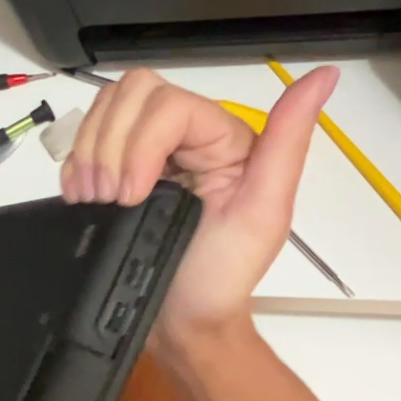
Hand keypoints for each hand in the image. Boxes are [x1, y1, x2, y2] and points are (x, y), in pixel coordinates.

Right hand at [60, 67, 338, 335]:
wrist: (181, 324)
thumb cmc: (222, 278)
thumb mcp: (264, 213)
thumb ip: (289, 142)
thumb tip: (325, 76)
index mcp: (223, 137)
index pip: (168, 104)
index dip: (141, 143)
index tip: (131, 197)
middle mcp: (186, 135)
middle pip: (132, 94)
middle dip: (111, 145)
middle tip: (111, 198)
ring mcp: (146, 152)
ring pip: (104, 110)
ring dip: (90, 154)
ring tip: (96, 200)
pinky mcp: (115, 171)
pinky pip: (85, 140)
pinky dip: (75, 164)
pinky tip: (82, 196)